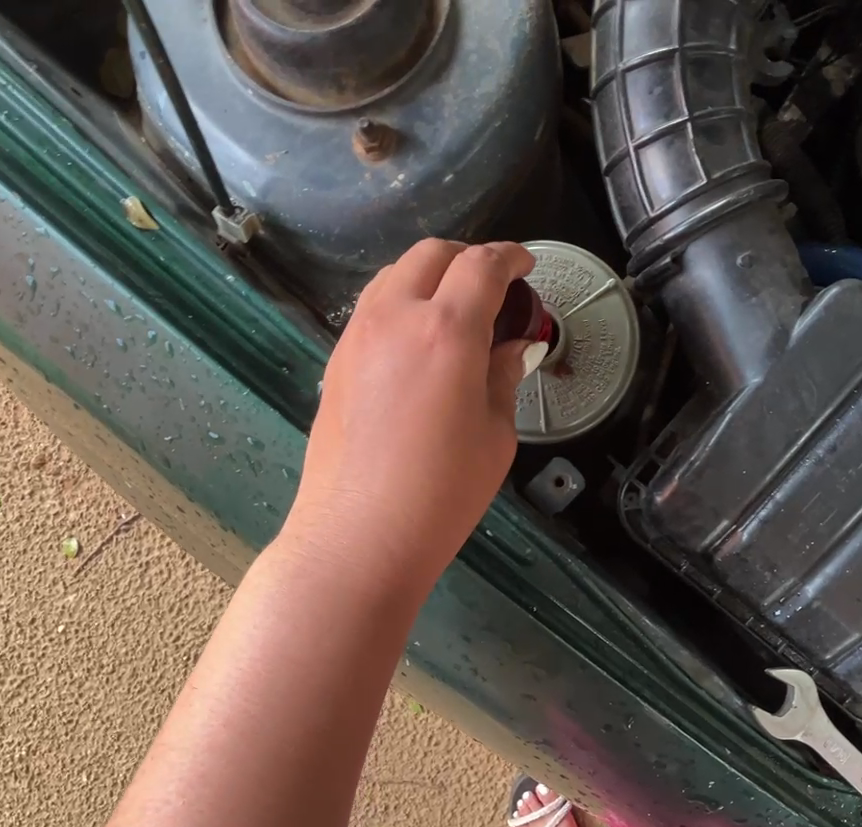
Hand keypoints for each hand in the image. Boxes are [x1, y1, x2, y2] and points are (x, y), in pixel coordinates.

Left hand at [280, 239, 535, 601]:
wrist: (358, 536)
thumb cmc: (441, 494)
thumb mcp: (495, 437)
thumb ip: (504, 378)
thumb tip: (512, 349)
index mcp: (446, 331)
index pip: (482, 267)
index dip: (511, 258)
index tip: (525, 265)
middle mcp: (395, 318)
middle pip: (430, 256)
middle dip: (467, 260)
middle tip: (493, 289)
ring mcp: (357, 338)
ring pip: (393, 277)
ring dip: (428, 279)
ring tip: (453, 313)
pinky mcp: (335, 363)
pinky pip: (372, 311)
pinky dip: (400, 307)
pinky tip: (417, 346)